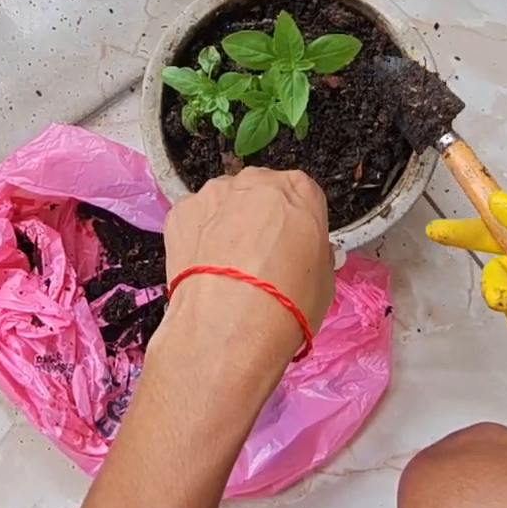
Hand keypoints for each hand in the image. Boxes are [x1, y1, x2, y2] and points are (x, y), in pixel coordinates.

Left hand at [162, 167, 334, 358]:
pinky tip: (201, 268)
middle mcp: (257, 181)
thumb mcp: (324, 282)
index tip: (291, 248)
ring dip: (226, 225)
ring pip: (224, 203)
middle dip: (259, 218)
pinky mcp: (182, 210)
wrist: (230, 326)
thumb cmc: (288, 304)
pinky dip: (196, 237)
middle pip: (260, 193)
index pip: (302, 198)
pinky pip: (194, 219)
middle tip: (258, 258)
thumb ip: (314, 253)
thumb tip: (302, 253)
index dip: (296, 225)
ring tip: (224, 267)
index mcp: (300, 190)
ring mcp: (215, 192)